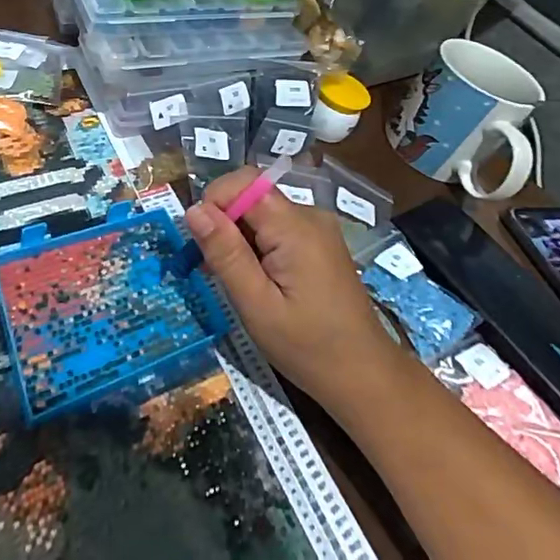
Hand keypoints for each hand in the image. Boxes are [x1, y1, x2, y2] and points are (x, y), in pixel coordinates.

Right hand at [184, 167, 405, 410]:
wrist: (365, 377)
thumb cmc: (308, 347)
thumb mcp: (257, 305)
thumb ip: (225, 253)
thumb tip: (194, 209)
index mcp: (295, 226)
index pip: (244, 183)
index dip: (214, 203)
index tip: (202, 244)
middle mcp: (309, 215)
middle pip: (253, 195)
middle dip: (224, 223)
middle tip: (213, 268)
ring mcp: (318, 228)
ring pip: (263, 212)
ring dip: (239, 237)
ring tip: (236, 281)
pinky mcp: (320, 243)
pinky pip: (278, 228)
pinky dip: (258, 245)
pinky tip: (258, 281)